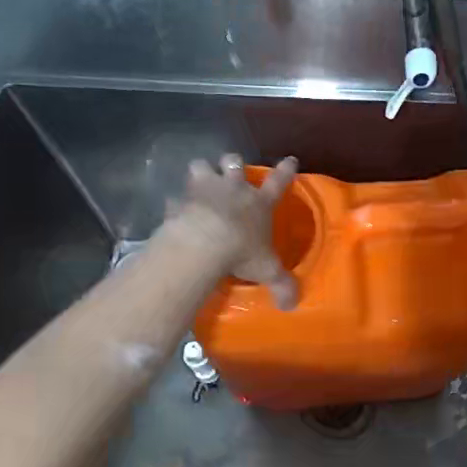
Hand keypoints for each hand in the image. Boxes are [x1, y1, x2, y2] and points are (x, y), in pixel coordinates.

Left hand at [171, 154, 300, 308]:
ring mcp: (205, 189)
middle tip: (231, 169)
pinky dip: (175, 202)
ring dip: (202, 171)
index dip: (286, 171)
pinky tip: (174, 210)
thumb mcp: (267, 270)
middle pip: (234, 163)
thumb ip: (281, 285)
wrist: (204, 242)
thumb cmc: (242, 251)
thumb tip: (291, 305)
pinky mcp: (180, 199)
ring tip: (199, 178)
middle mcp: (233, 188)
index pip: (278, 182)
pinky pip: (176, 196)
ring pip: (202, 166)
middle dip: (233, 163)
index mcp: (259, 203)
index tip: (290, 160)